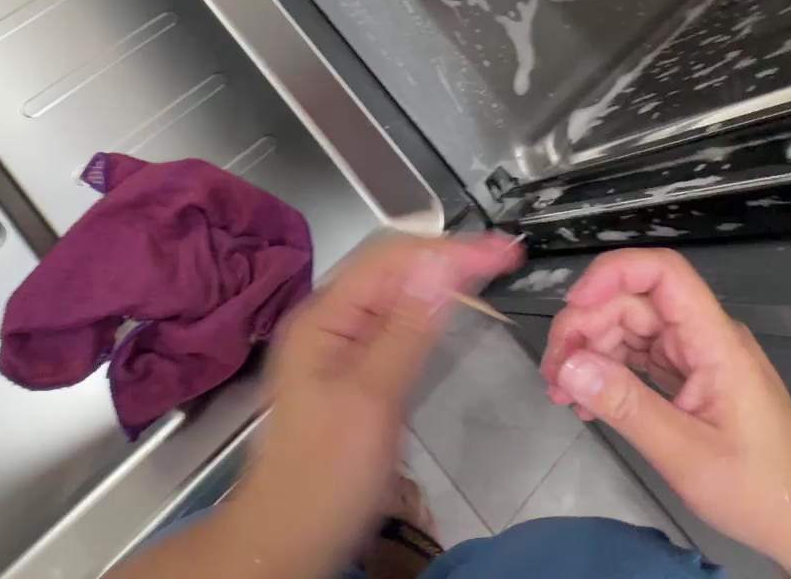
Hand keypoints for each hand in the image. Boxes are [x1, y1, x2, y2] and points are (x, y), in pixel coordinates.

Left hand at [223, 233, 522, 578]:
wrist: (289, 540)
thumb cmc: (324, 477)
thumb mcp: (371, 399)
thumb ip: (406, 330)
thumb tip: (440, 267)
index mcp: (324, 317)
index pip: (392, 260)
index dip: (448, 250)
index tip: (500, 252)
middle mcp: (329, 319)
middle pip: (393, 269)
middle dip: (447, 256)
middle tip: (502, 256)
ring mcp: (340, 343)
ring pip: (396, 293)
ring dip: (440, 278)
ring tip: (487, 269)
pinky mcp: (354, 367)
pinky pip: (394, 321)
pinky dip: (428, 308)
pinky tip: (450, 306)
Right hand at [540, 249, 790, 578]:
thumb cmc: (759, 491)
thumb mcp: (686, 455)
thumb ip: (626, 406)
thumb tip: (569, 366)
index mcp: (715, 340)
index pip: (664, 274)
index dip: (614, 274)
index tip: (573, 305)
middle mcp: (704, 336)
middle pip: (635, 303)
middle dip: (587, 328)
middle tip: (554, 371)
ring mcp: (696, 356)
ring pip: (631, 329)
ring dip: (591, 353)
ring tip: (562, 391)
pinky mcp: (689, 377)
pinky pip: (639, 358)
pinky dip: (609, 373)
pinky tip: (586, 399)